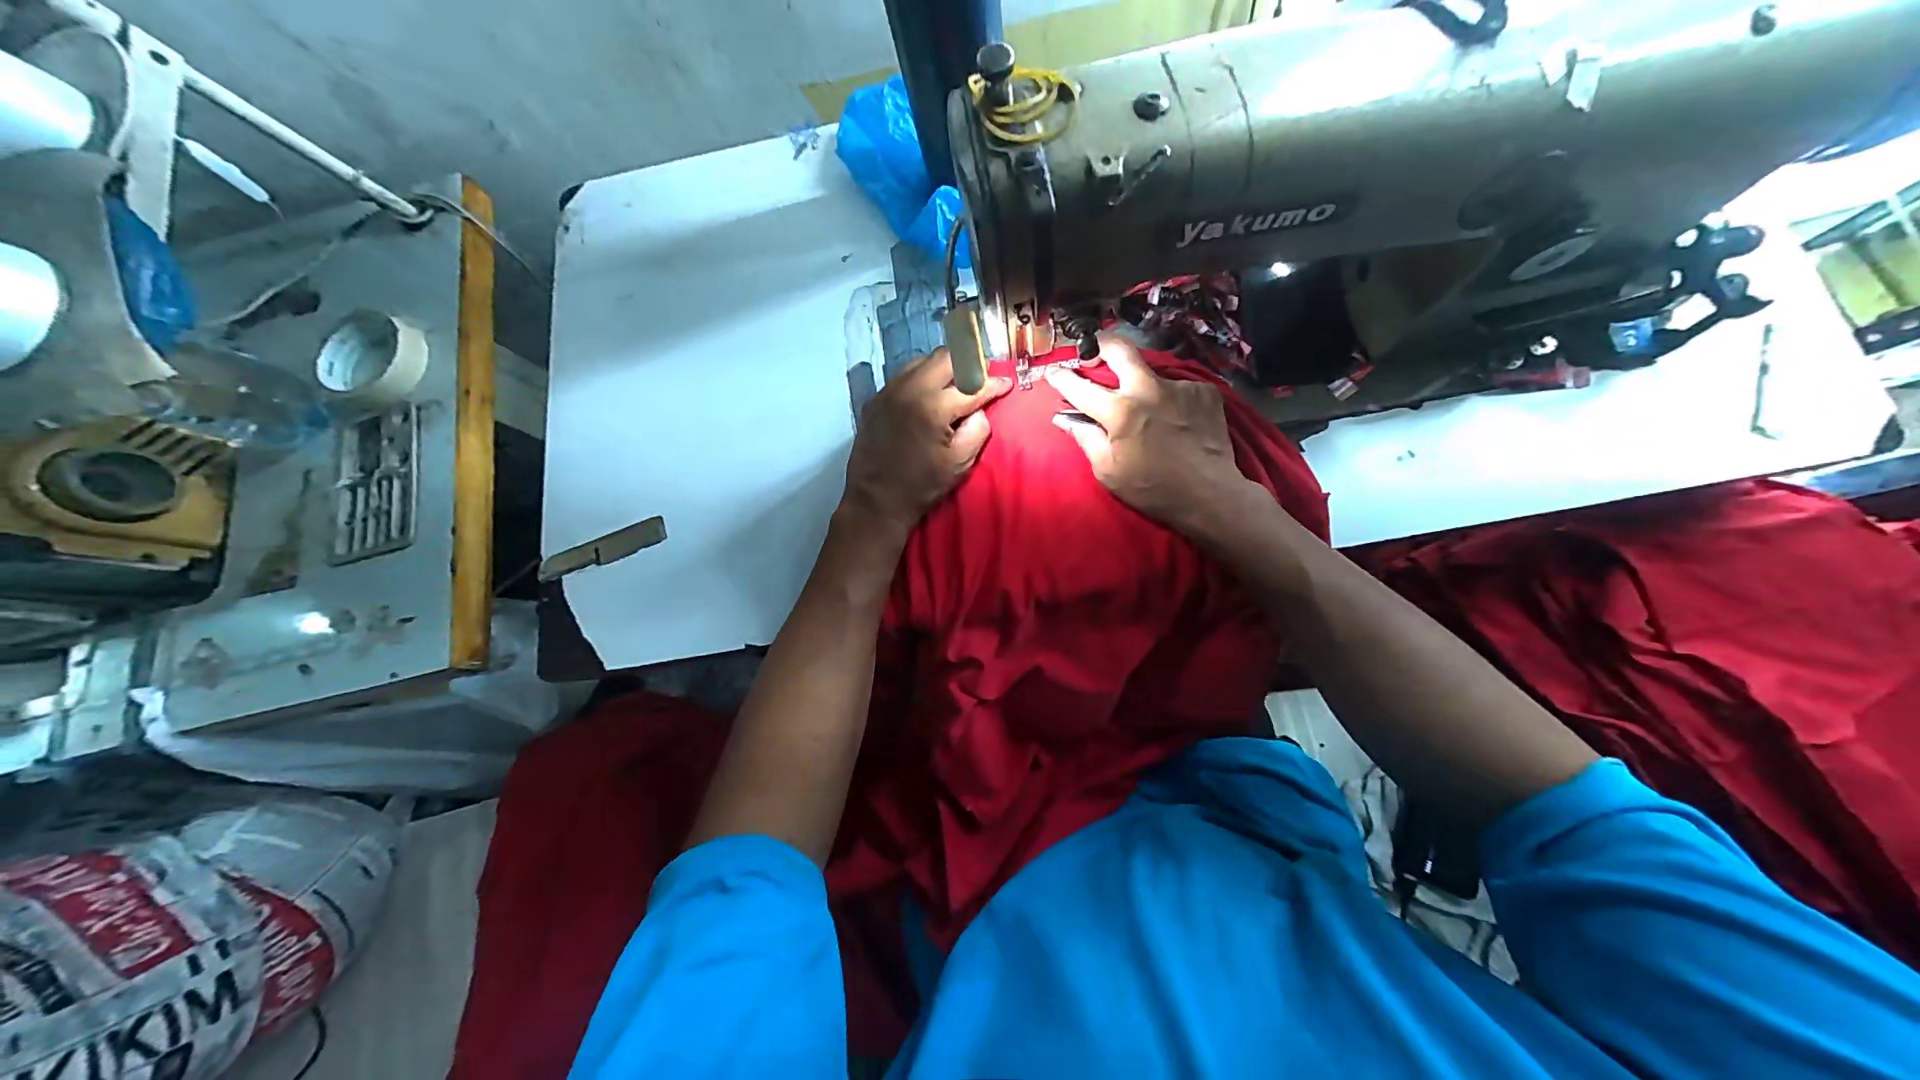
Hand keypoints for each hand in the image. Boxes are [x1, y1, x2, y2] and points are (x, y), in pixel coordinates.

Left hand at [842, 347, 1011, 539]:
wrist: (875, 500)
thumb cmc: (921, 486)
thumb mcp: (960, 463)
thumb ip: (978, 429)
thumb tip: (981, 408)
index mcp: (932, 406)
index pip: (971, 385)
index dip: (993, 384)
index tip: (1006, 385)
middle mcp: (908, 389)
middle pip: (945, 357)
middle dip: (967, 366)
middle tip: (979, 382)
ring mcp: (888, 391)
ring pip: (922, 362)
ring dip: (943, 370)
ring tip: (954, 388)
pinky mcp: (876, 399)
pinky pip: (904, 376)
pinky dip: (922, 380)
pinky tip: (928, 398)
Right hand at [1047, 337, 1253, 530]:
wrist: (1210, 495)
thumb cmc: (1152, 489)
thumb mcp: (1108, 471)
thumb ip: (1086, 438)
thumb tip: (1065, 419)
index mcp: (1120, 412)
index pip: (1081, 386)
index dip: (1062, 377)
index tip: (1054, 372)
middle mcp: (1149, 389)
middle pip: (1119, 349)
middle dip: (1100, 345)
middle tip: (1093, 353)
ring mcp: (1180, 387)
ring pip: (1151, 373)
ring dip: (1140, 385)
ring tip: (1146, 410)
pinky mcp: (1204, 392)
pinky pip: (1177, 388)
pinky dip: (1170, 400)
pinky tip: (1174, 421)